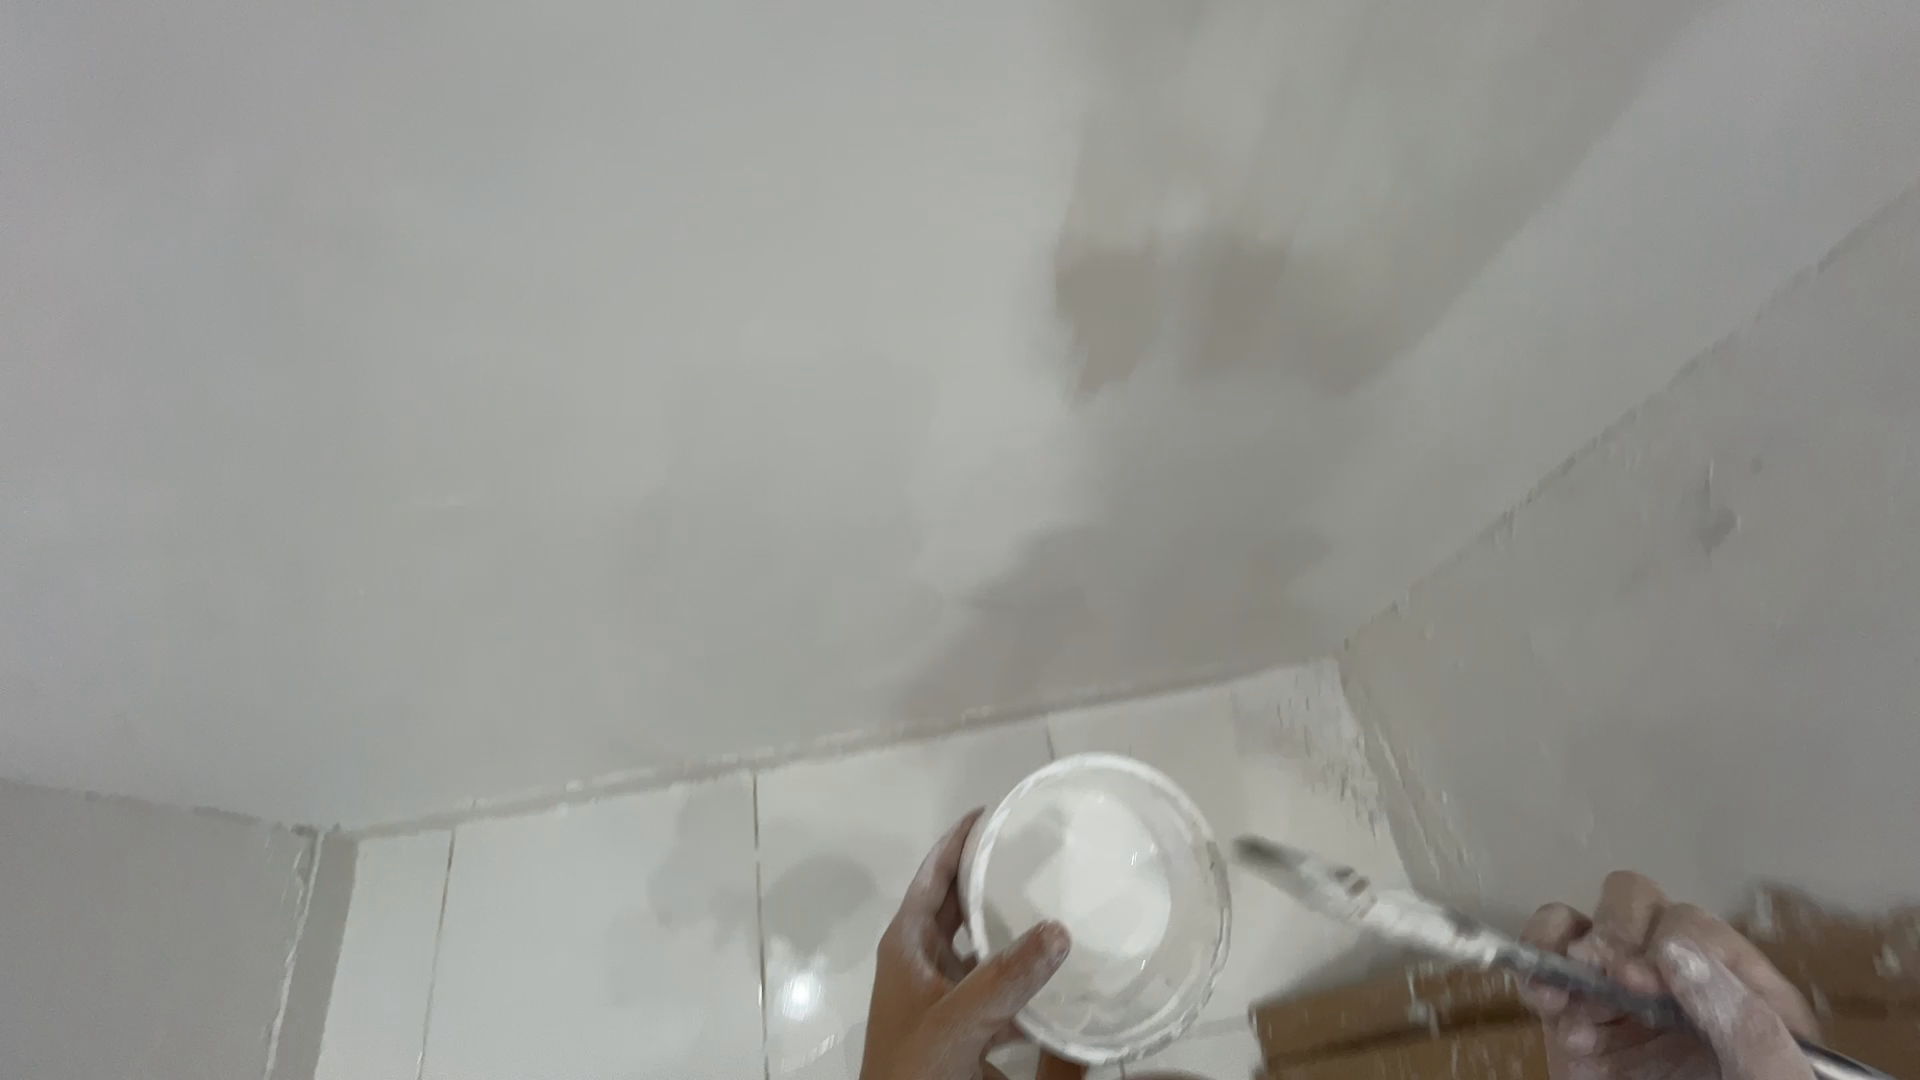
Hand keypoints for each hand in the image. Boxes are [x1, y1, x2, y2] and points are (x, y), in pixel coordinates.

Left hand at [860, 809, 1072, 1079]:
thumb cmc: (913, 1068)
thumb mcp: (956, 1019)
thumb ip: (1005, 978)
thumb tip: (1060, 929)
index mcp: (909, 942)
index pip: (933, 874)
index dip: (957, 841)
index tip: (992, 812)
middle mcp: (924, 959)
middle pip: (959, 903)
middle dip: (990, 877)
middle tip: (1036, 854)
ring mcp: (943, 993)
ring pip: (982, 946)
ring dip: (1012, 928)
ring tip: (1055, 902)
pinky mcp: (963, 1026)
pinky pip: (998, 989)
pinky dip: (1023, 979)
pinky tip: (1059, 975)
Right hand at [1520, 872, 1818, 1079]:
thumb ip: (1746, 1025)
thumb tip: (1676, 950)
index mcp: (1742, 994)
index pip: (1696, 927)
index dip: (1666, 943)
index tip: (1644, 984)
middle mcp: (1676, 980)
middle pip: (1635, 902)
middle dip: (1612, 932)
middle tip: (1605, 977)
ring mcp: (1616, 991)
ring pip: (1577, 918)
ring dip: (1562, 946)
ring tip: (1565, 996)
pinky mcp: (1568, 1005)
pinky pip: (1540, 952)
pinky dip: (1532, 966)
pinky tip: (1543, 1007)